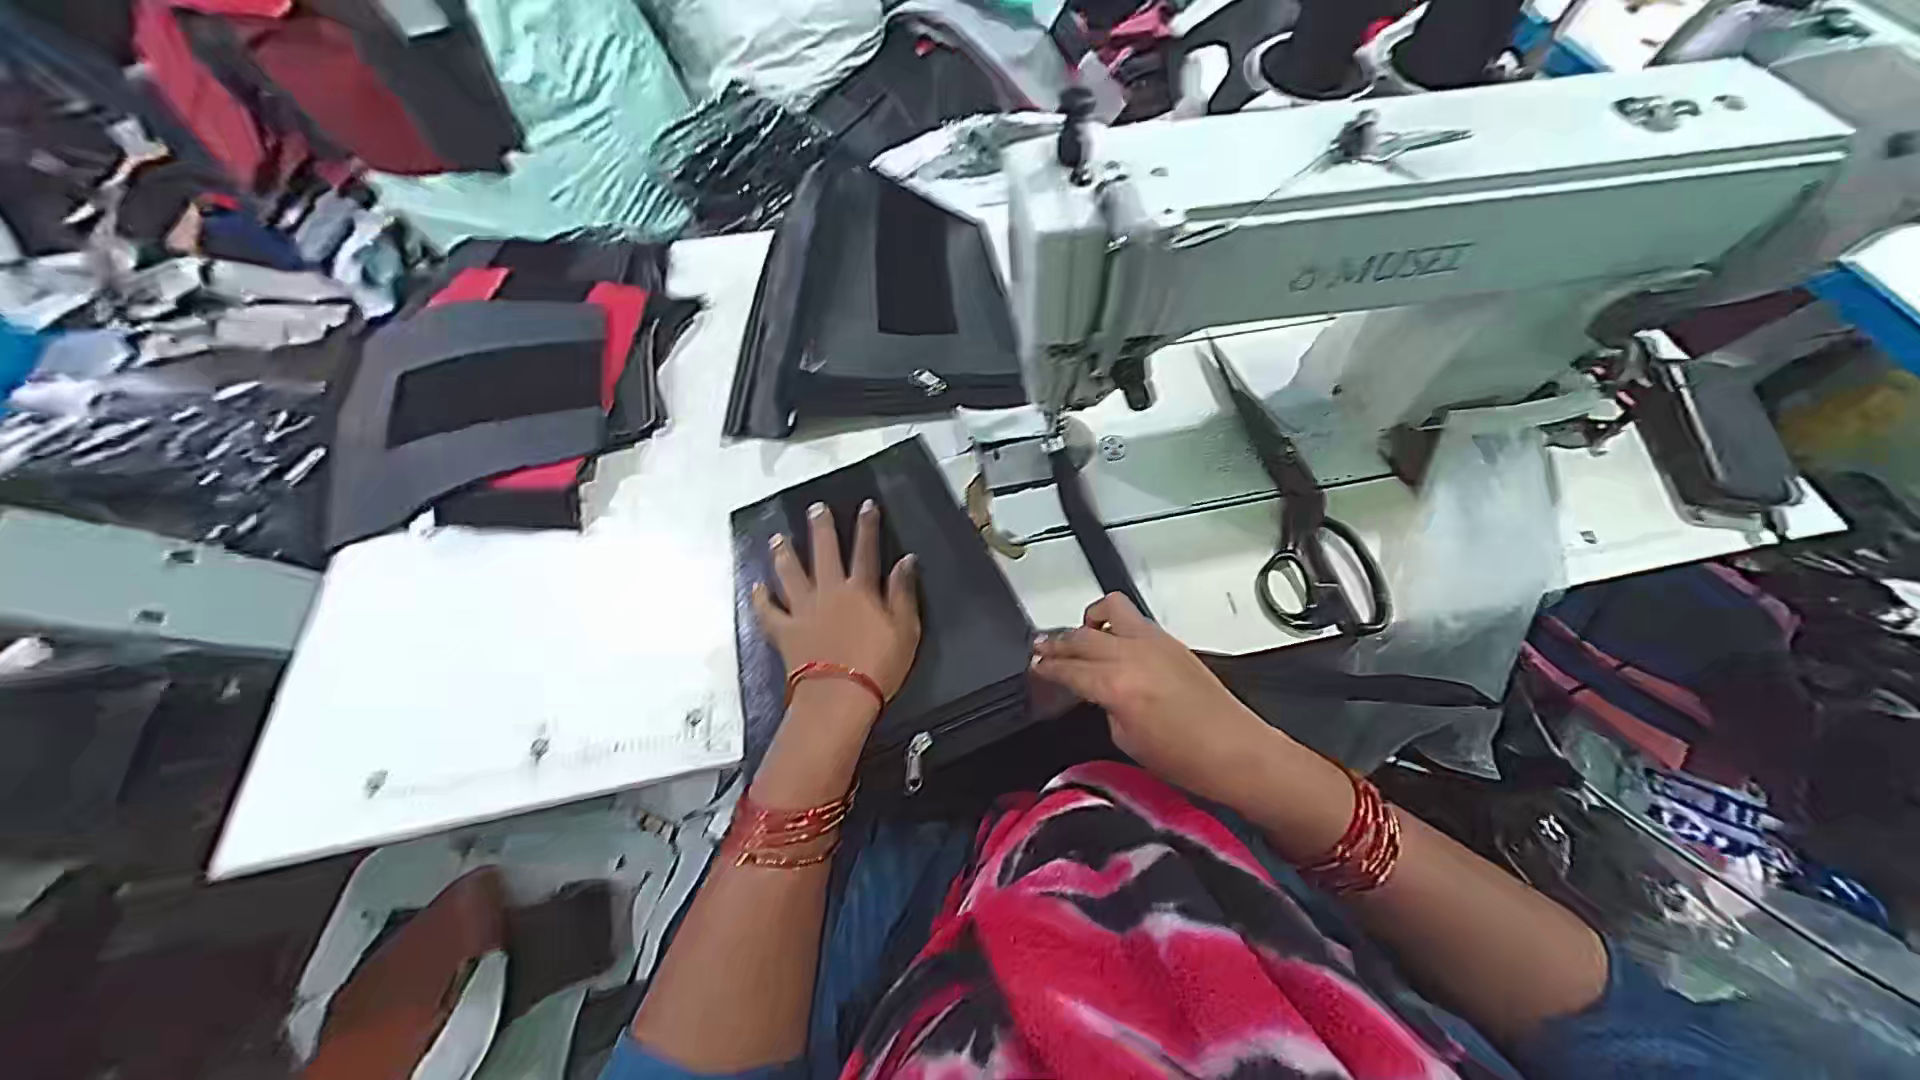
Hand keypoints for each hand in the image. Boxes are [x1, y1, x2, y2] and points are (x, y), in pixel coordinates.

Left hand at [752, 500, 921, 702]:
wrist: (840, 695)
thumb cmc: (879, 665)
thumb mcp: (906, 629)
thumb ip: (903, 593)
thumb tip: (906, 561)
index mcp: (860, 590)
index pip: (865, 550)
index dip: (866, 526)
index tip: (865, 505)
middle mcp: (829, 592)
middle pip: (823, 552)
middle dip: (820, 528)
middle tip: (815, 508)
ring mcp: (803, 610)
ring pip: (790, 574)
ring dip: (783, 554)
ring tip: (777, 538)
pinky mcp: (785, 631)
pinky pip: (768, 611)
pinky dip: (760, 598)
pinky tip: (755, 586)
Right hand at [1031, 593, 1275, 802]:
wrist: (1235, 750)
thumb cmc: (1187, 757)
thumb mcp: (1126, 740)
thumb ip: (1103, 706)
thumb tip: (1095, 690)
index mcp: (1115, 685)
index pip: (1066, 669)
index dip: (1045, 669)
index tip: (1035, 669)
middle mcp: (1131, 654)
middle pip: (1078, 637)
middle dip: (1054, 644)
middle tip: (1041, 650)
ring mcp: (1152, 641)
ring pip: (1107, 610)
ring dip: (1085, 621)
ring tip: (1078, 634)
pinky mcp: (1169, 640)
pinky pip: (1132, 618)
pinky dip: (1114, 622)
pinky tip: (1112, 638)